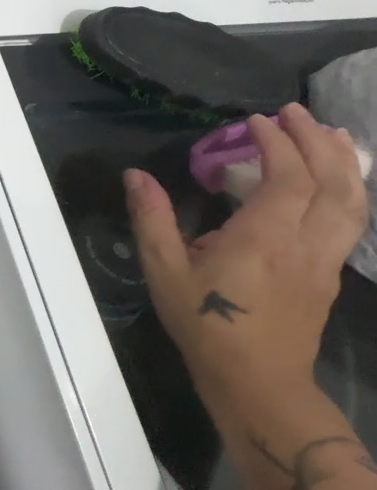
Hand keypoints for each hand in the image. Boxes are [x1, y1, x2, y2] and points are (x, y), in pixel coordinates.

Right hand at [126, 103, 368, 399]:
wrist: (256, 376)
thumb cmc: (204, 320)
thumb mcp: (163, 268)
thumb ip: (153, 217)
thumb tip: (136, 176)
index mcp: (264, 240)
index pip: (288, 181)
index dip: (278, 145)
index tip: (254, 121)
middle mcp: (304, 245)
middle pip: (334, 187)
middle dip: (319, 145)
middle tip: (296, 113)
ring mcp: (324, 261)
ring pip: (353, 205)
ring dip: (345, 166)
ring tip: (329, 136)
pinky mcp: (327, 274)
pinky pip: (349, 222)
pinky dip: (347, 191)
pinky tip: (333, 182)